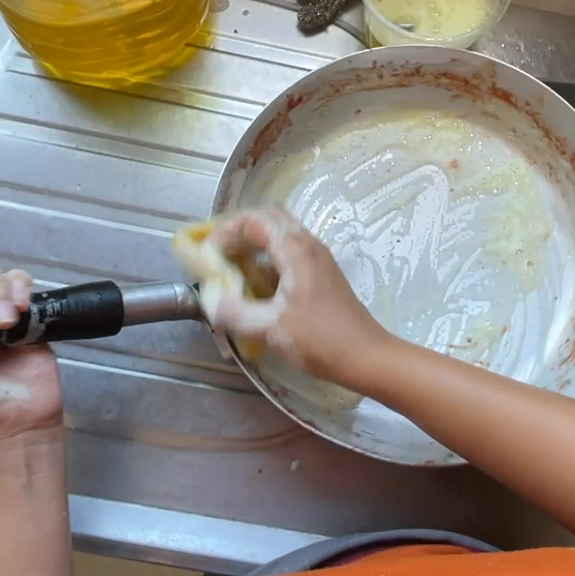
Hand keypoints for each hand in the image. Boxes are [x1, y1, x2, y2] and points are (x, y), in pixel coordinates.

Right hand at [200, 209, 394, 385]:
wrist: (367, 356)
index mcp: (296, 250)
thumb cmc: (322, 340)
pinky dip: (267, 259)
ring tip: (231, 268)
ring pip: (281, 235)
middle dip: (238, 231)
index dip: (225, 231)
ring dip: (254, 244)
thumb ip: (236, 312)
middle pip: (269, 219)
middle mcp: (308, 245)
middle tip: (217, 254)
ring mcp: (318, 259)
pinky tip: (255, 285)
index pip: (254, 219)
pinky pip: (289, 253)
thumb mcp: (272, 328)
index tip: (207, 255)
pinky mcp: (321, 274)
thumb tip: (210, 303)